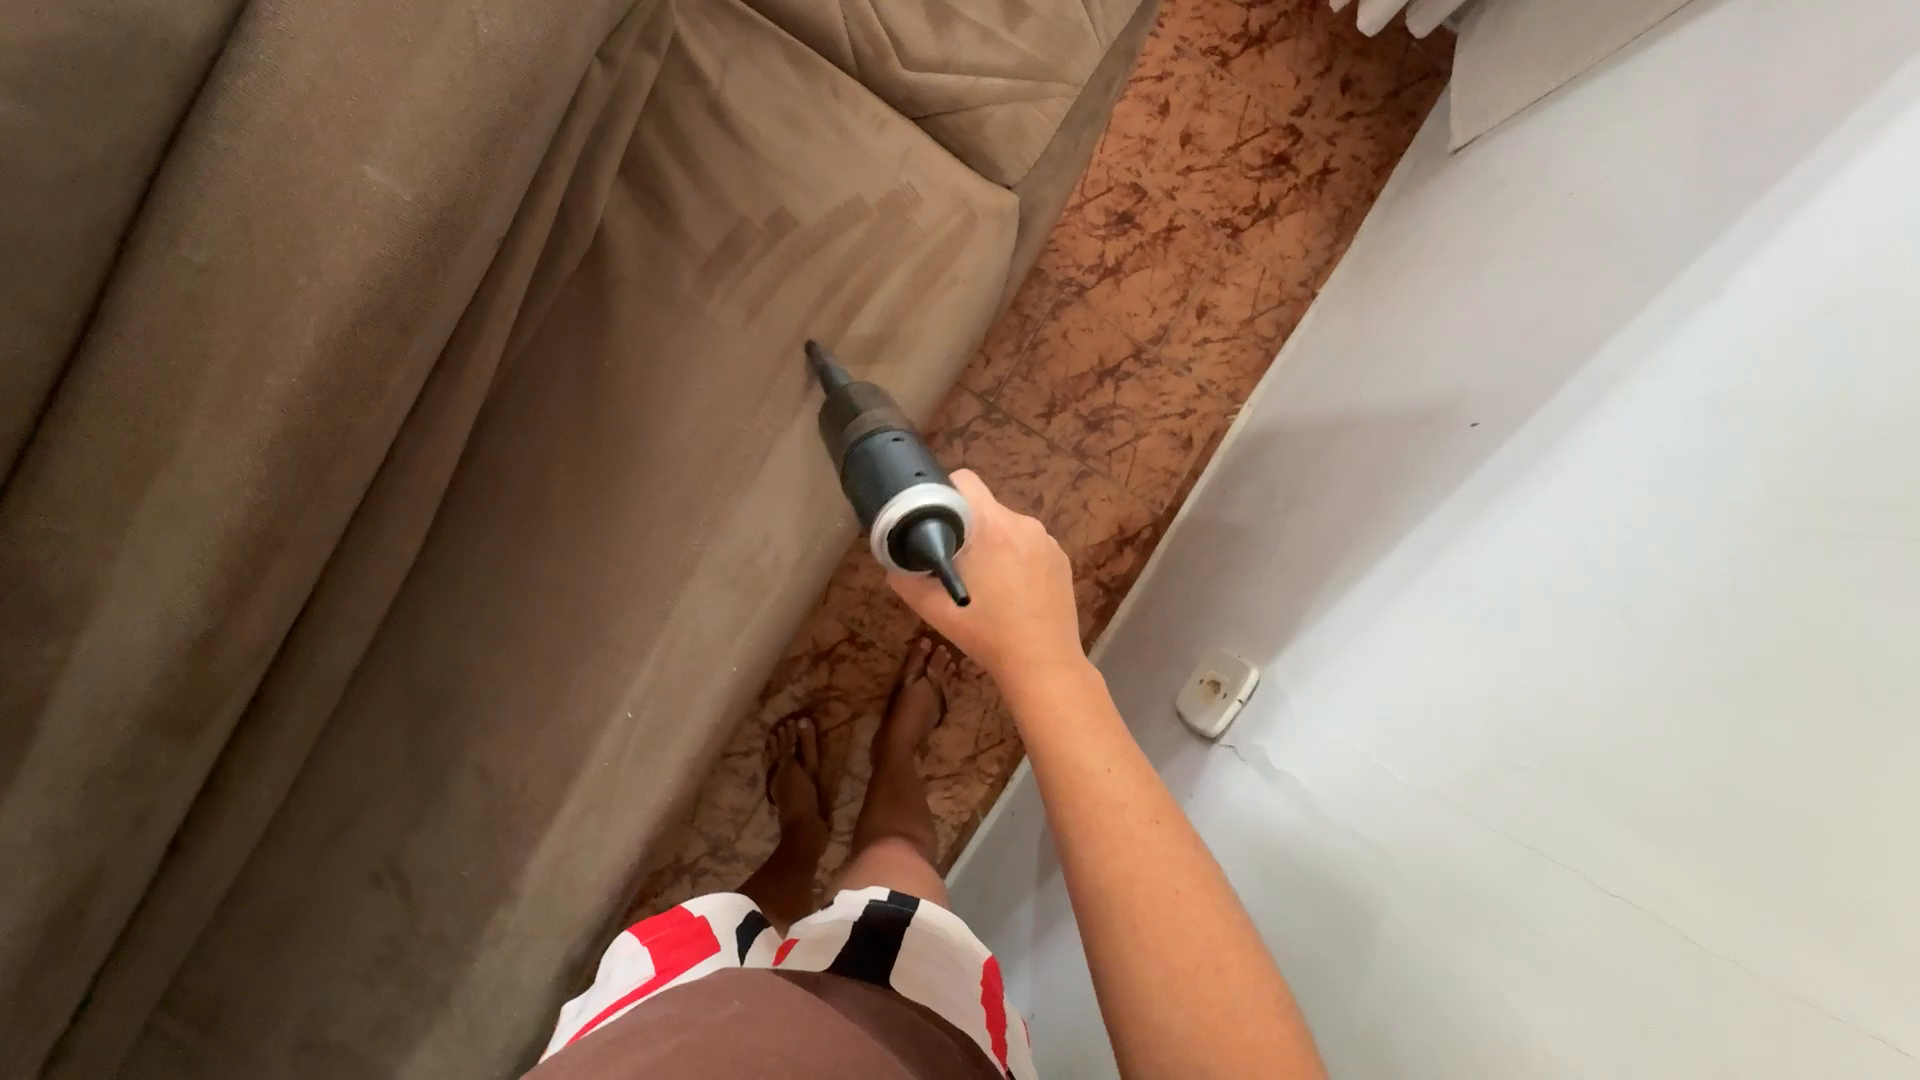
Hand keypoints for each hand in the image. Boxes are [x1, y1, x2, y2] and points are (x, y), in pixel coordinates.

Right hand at [887, 470, 1084, 686]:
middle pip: (985, 508)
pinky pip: (1029, 545)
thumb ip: (905, 579)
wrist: (1042, 663)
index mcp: (990, 526)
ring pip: (1008, 528)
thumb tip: (894, 563)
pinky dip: (1017, 558)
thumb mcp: (933, 610)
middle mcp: (1022, 523)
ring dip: (993, 543)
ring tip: (987, 582)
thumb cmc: (986, 634)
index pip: (964, 482)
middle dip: (968, 527)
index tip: (935, 519)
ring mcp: (1047, 540)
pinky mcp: (1061, 558)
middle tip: (956, 561)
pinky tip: (1014, 590)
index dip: (944, 493)